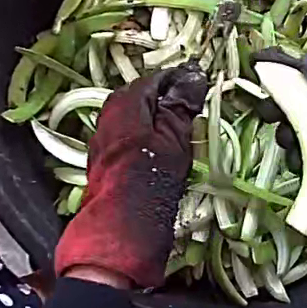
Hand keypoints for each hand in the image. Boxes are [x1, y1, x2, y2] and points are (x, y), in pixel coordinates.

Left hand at [54, 65, 206, 288]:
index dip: (182, 82)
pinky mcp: (107, 161)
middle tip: (196, 114)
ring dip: (160, 123)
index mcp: (124, 102)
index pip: (158, 78)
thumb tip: (193, 77)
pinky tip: (165, 154)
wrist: (121, 230)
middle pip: (146, 99)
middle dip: (169, 103)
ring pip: (139, 120)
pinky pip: (132, 139)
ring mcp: (104, 139)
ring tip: (185, 134)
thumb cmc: (149, 179)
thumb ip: (181, 105)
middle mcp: (108, 115)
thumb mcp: (175, 137)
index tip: (202, 90)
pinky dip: (150, 140)